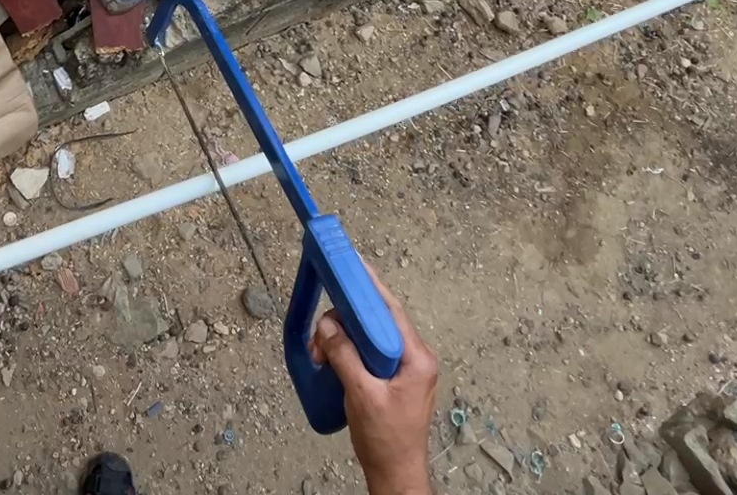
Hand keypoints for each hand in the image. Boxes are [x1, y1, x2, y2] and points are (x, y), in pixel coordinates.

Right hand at [309, 274, 438, 494]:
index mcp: (416, 357)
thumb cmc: (385, 438)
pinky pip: (364, 349)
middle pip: (373, 319)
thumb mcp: (361, 394)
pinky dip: (344, 349)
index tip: (351, 262)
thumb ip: (344, 354)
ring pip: (365, 333)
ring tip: (320, 355)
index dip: (369, 284)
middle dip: (342, 321)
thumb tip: (326, 323)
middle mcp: (413, 356)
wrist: (395, 473)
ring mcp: (403, 366)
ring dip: (339, 338)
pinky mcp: (391, 375)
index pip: (390, 308)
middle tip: (319, 336)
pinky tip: (329, 360)